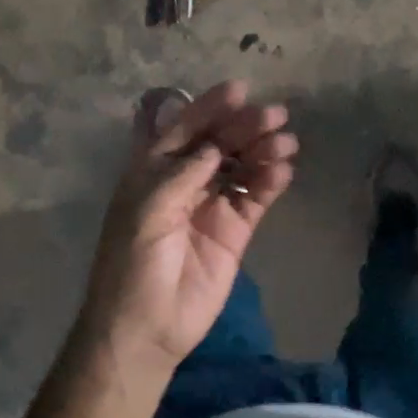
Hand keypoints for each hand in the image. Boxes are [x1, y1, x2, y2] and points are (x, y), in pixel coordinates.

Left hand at [77, 81, 296, 369]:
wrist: (145, 328)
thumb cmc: (132, 264)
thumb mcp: (147, 210)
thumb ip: (182, 173)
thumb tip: (215, 145)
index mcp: (152, 171)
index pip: (183, 128)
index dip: (208, 107)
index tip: (238, 90)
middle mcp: (183, 181)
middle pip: (218, 143)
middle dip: (243, 126)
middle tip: (275, 115)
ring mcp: (210, 205)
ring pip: (241, 166)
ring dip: (262, 150)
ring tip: (285, 142)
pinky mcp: (234, 232)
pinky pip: (254, 198)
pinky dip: (269, 181)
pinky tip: (283, 170)